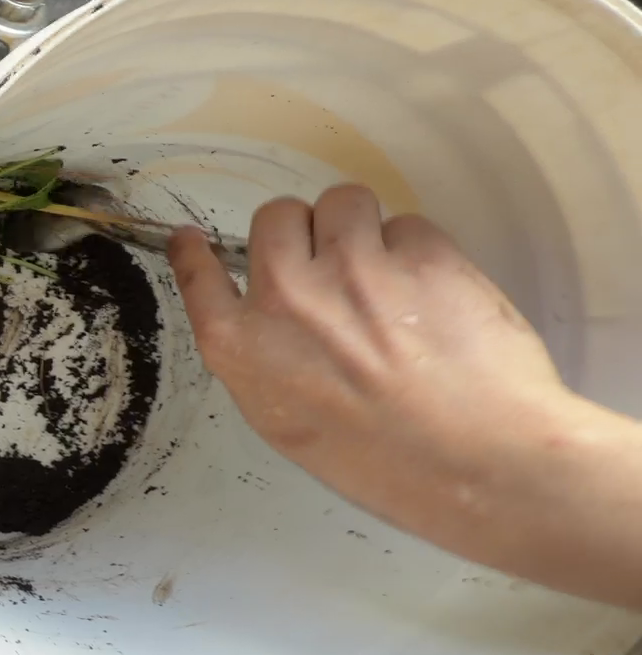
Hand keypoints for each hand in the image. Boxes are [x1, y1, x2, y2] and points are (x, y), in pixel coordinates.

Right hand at [166, 185, 582, 557]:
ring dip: (353, 223)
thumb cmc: (360, 451)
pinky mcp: (424, 257)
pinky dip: (412, 247)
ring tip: (375, 261)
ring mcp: (354, 269)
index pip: (199, 275)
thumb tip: (265, 320)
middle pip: (276, 214)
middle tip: (318, 255)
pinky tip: (424, 287)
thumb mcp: (271, 410)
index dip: (192, 250)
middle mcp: (283, 295)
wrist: (465, 454)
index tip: (189, 236)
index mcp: (236, 341)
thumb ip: (255, 354)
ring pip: (344, 200)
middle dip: (295, 227)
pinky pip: (408, 224)